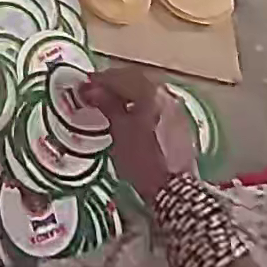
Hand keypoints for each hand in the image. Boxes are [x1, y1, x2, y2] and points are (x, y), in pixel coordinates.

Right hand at [79, 67, 194, 198]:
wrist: (172, 190)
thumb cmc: (143, 161)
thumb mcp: (119, 130)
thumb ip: (107, 104)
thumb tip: (93, 90)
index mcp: (151, 93)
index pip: (122, 76)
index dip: (102, 79)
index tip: (87, 83)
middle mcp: (166, 95)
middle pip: (137, 80)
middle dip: (115, 83)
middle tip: (96, 91)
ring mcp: (175, 109)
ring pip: (147, 92)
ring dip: (128, 94)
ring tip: (111, 103)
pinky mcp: (179, 124)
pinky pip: (156, 104)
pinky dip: (141, 104)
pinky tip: (130, 115)